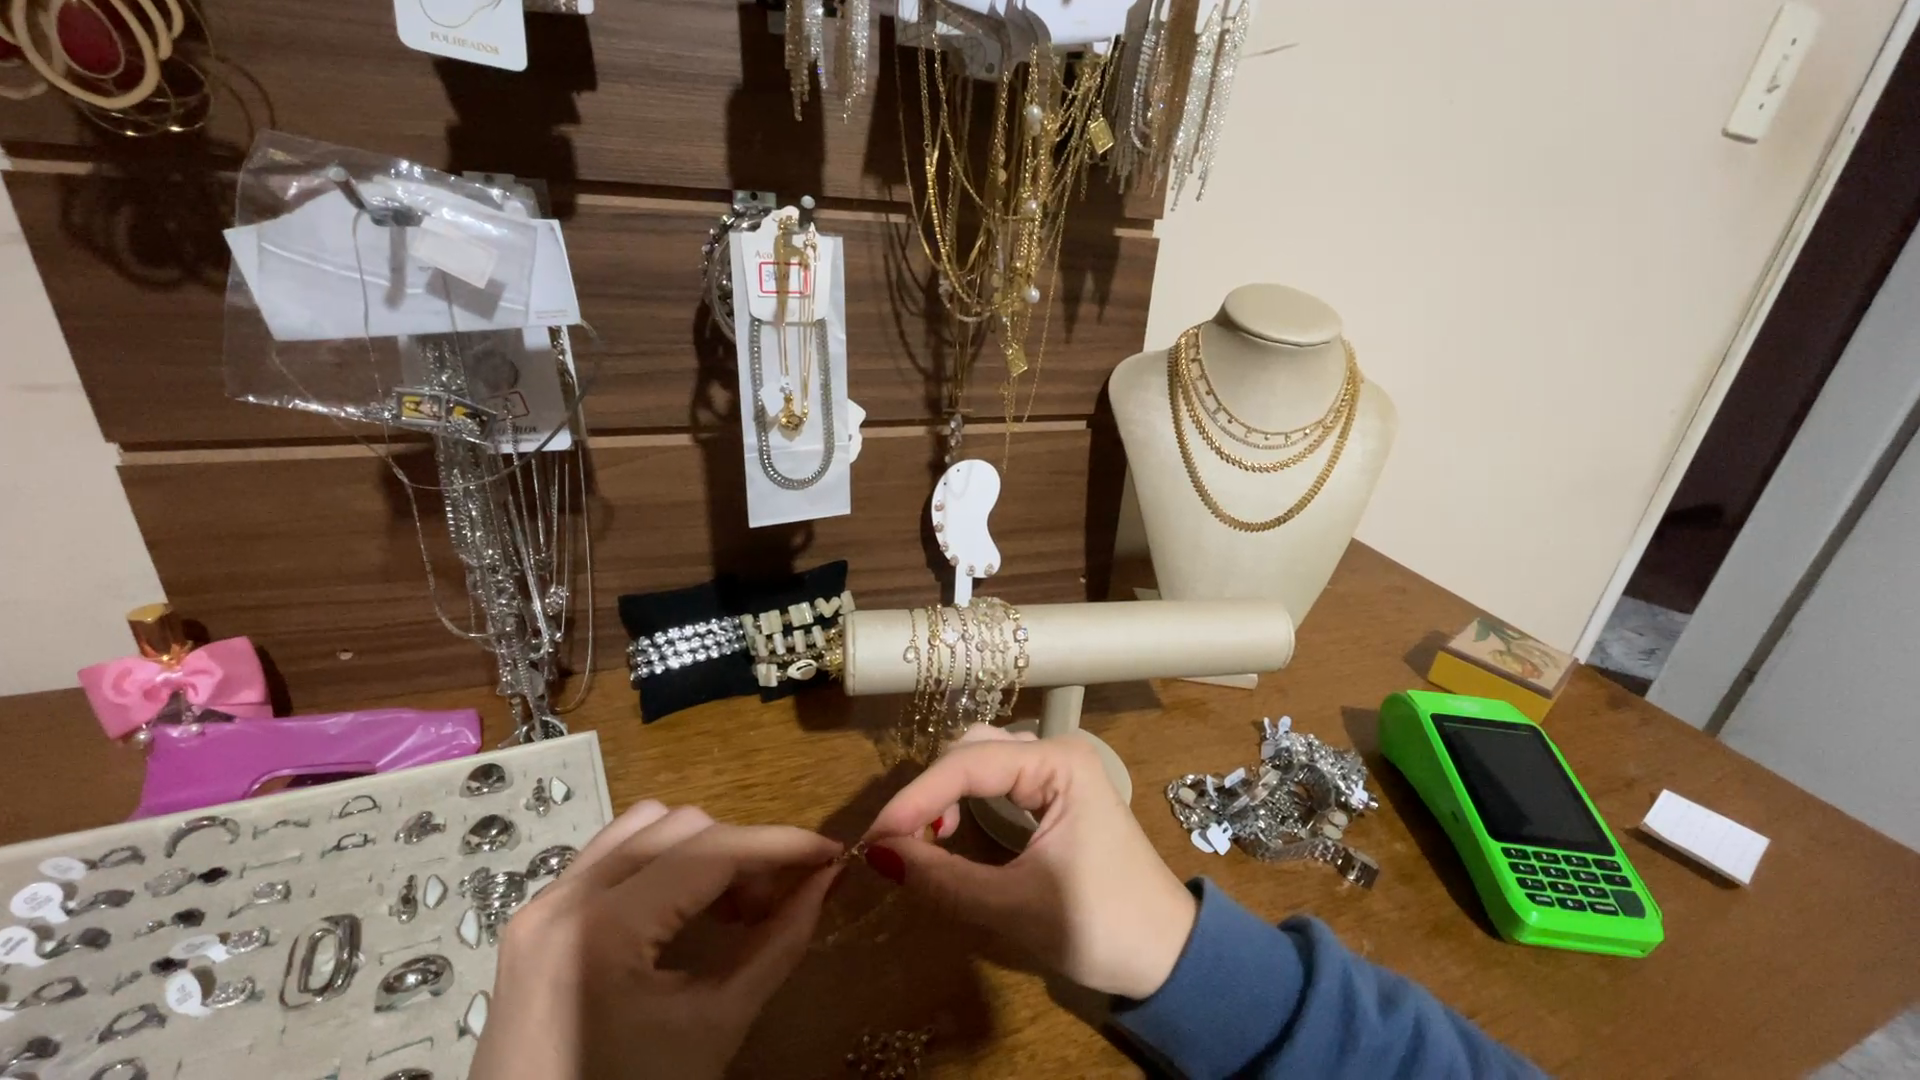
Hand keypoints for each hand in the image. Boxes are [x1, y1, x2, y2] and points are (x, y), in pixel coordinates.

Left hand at [470, 800, 843, 1079]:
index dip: (780, 845)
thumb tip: (828, 880)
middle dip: (742, 851)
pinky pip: (610, 856)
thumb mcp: (715, 1028)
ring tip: (732, 904)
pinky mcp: (536, 921)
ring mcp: (541, 906)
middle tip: (778, 901)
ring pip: (642, 829)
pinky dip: (661, 863)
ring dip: (701, 850)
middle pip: (679, 828)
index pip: (711, 852)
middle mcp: (563, 897)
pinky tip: (685, 906)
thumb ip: (778, 944)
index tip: (831, 853)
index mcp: (602, 928)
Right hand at [862, 725, 1197, 999]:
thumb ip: (942, 879)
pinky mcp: (1056, 791)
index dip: (916, 799)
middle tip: (901, 843)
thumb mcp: (1013, 907)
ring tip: (925, 839)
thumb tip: (876, 855)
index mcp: (1059, 763)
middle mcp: (1057, 751)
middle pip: (971, 750)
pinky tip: (950, 829)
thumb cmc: (1100, 927)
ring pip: (981, 760)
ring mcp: (1059, 769)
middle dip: (930, 792)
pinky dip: (965, 799)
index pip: (967, 764)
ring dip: (945, 793)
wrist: (1167, 955)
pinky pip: (997, 779)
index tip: (874, 838)